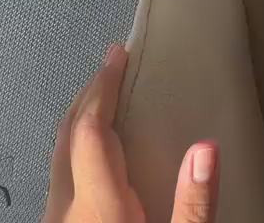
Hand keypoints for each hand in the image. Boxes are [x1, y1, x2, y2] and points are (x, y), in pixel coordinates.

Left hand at [44, 43, 219, 222]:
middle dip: (91, 93)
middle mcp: (66, 212)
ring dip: (81, 119)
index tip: (118, 56)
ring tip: (106, 98)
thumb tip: (205, 149)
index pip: (91, 128)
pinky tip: (97, 151)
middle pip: (68, 134)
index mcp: (98, 208)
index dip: (104, 86)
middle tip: (112, 65)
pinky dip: (77, 146)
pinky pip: (60, 176)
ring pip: (58, 154)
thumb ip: (193, 206)